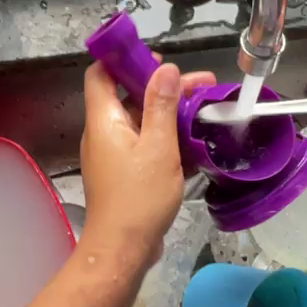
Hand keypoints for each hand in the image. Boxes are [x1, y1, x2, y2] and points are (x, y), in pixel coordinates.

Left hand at [79, 61, 214, 265]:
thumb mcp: (158, 147)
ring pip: (141, 122)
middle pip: (128, 97)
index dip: (123, 59)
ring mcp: (114, 155)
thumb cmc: (138, 197)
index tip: (155, 57)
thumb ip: (162, 105)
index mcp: (104, 120)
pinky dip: (166, 139)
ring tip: (206, 108)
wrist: (123, 249)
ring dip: (170, 113)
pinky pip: (144, 146)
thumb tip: (164, 69)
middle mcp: (103, 134)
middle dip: (163, 86)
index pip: (100, 74)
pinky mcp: (125, 174)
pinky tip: (195, 141)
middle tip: (201, 84)